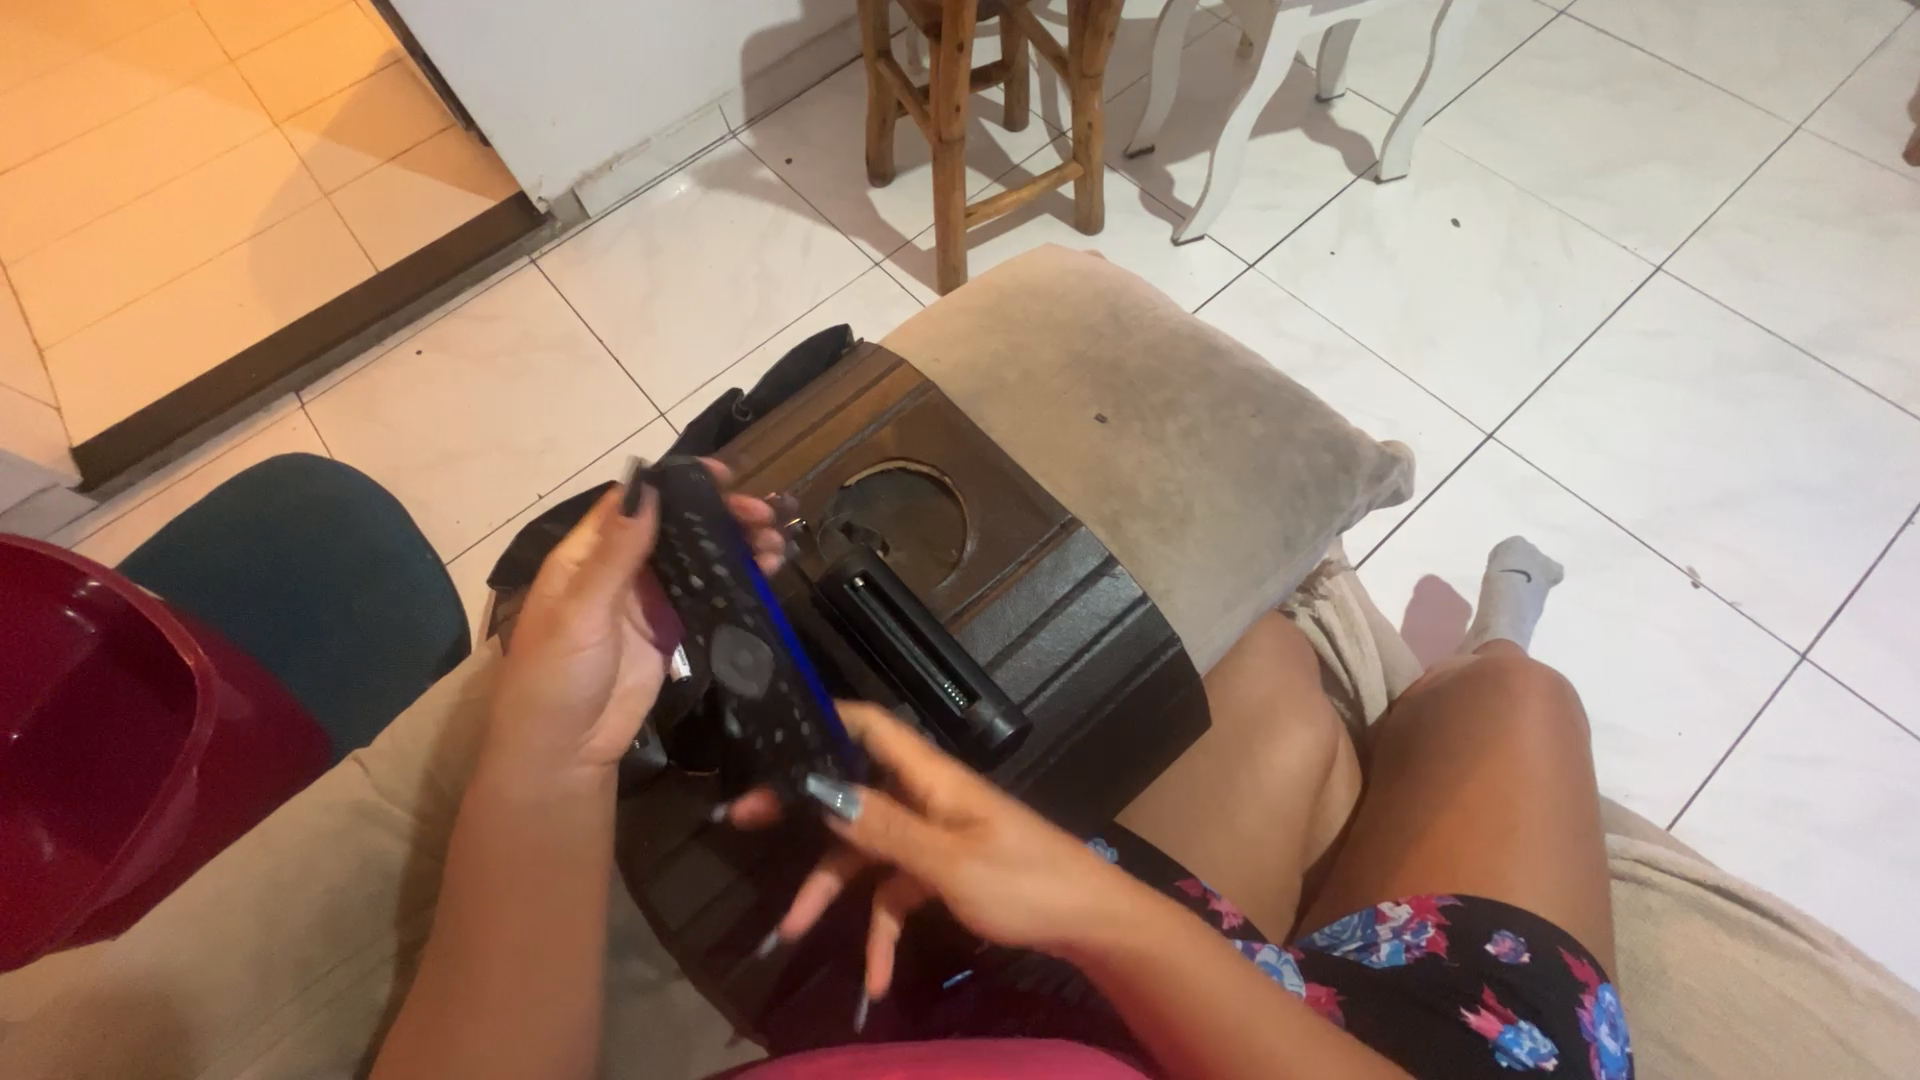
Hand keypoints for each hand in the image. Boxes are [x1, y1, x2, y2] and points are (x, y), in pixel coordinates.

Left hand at [486, 460, 788, 778]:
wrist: (564, 752)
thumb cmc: (556, 677)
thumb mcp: (580, 612)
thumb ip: (616, 554)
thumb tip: (647, 488)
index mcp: (588, 555)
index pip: (635, 502)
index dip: (678, 483)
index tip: (724, 477)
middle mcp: (621, 569)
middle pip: (676, 527)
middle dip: (721, 515)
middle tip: (764, 515)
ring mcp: (650, 600)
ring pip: (699, 558)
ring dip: (736, 544)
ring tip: (776, 542)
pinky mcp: (673, 629)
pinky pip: (709, 594)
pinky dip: (738, 579)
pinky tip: (766, 571)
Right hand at [730, 702, 1151, 999]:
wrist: (1090, 924)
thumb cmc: (1025, 881)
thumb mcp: (949, 861)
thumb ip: (885, 829)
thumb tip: (823, 792)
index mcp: (931, 778)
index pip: (873, 726)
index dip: (827, 717)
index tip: (775, 732)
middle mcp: (927, 797)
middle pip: (856, 790)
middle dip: (805, 809)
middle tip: (744, 817)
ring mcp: (935, 835)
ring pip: (869, 850)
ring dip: (834, 888)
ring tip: (792, 929)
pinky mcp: (945, 870)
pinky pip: (898, 891)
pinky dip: (883, 929)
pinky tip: (875, 978)